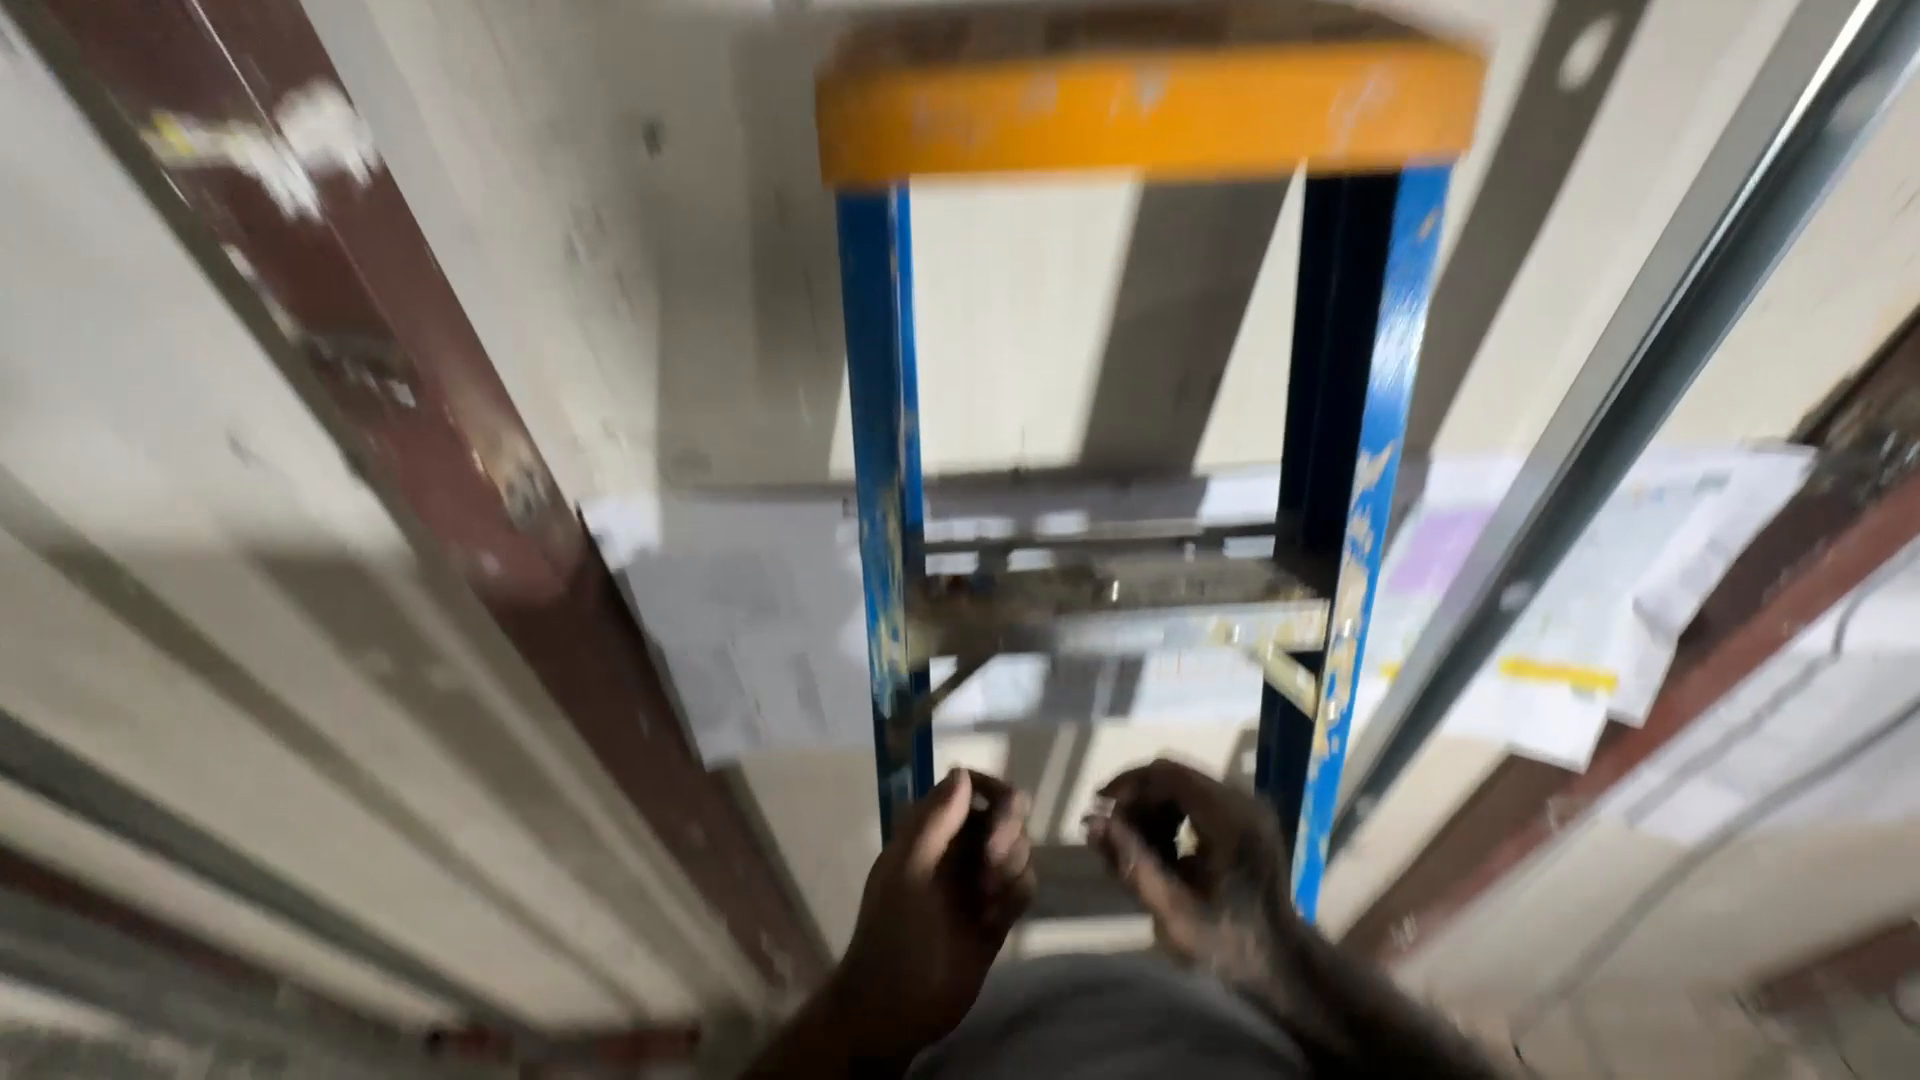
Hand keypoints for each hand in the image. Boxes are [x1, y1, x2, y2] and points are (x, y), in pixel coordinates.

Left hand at [828, 768, 1034, 1063]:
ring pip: (1018, 849)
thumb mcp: (907, 873)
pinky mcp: (997, 914)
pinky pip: (1024, 885)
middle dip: (1006, 832)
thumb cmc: (893, 935)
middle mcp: (956, 849)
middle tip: (990, 864)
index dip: (990, 790)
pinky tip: (995, 920)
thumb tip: (962, 771)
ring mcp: (977, 882)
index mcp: (928, 832)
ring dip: (1011, 867)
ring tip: (985, 902)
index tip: (1002, 807)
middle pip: (1003, 813)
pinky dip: (1017, 895)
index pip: (967, 787)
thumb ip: (935, 821)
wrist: (895, 1010)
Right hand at [1084, 758, 1295, 987]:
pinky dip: (1172, 815)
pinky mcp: (1247, 816)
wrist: (1282, 962)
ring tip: (1138, 847)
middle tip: (1114, 835)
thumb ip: (1131, 863)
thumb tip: (1091, 822)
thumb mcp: (1172, 911)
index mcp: (1229, 819)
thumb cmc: (1227, 941)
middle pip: (1173, 775)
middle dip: (1137, 800)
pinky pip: (1198, 797)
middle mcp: (1242, 800)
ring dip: (1152, 808)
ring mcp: (1248, 806)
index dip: (1127, 786)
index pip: (1166, 774)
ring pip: (1183, 784)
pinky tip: (1164, 849)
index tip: (1100, 812)